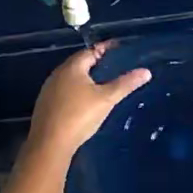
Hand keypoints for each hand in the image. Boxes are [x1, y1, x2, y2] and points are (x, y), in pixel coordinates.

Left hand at [26, 41, 151, 157]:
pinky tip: (85, 100)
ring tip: (103, 83)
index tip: (120, 49)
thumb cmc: (79, 116)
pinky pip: (64, 90)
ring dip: (85, 78)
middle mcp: (57, 74)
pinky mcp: (46, 105)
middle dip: (96, 63)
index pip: (90, 51)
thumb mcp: (106, 99)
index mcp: (72, 67)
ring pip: (71, 78)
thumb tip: (146, 71)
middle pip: (79, 63)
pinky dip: (77, 90)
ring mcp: (49, 90)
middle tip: (115, 66)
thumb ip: (125, 84)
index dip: (106, 49)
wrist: (50, 144)